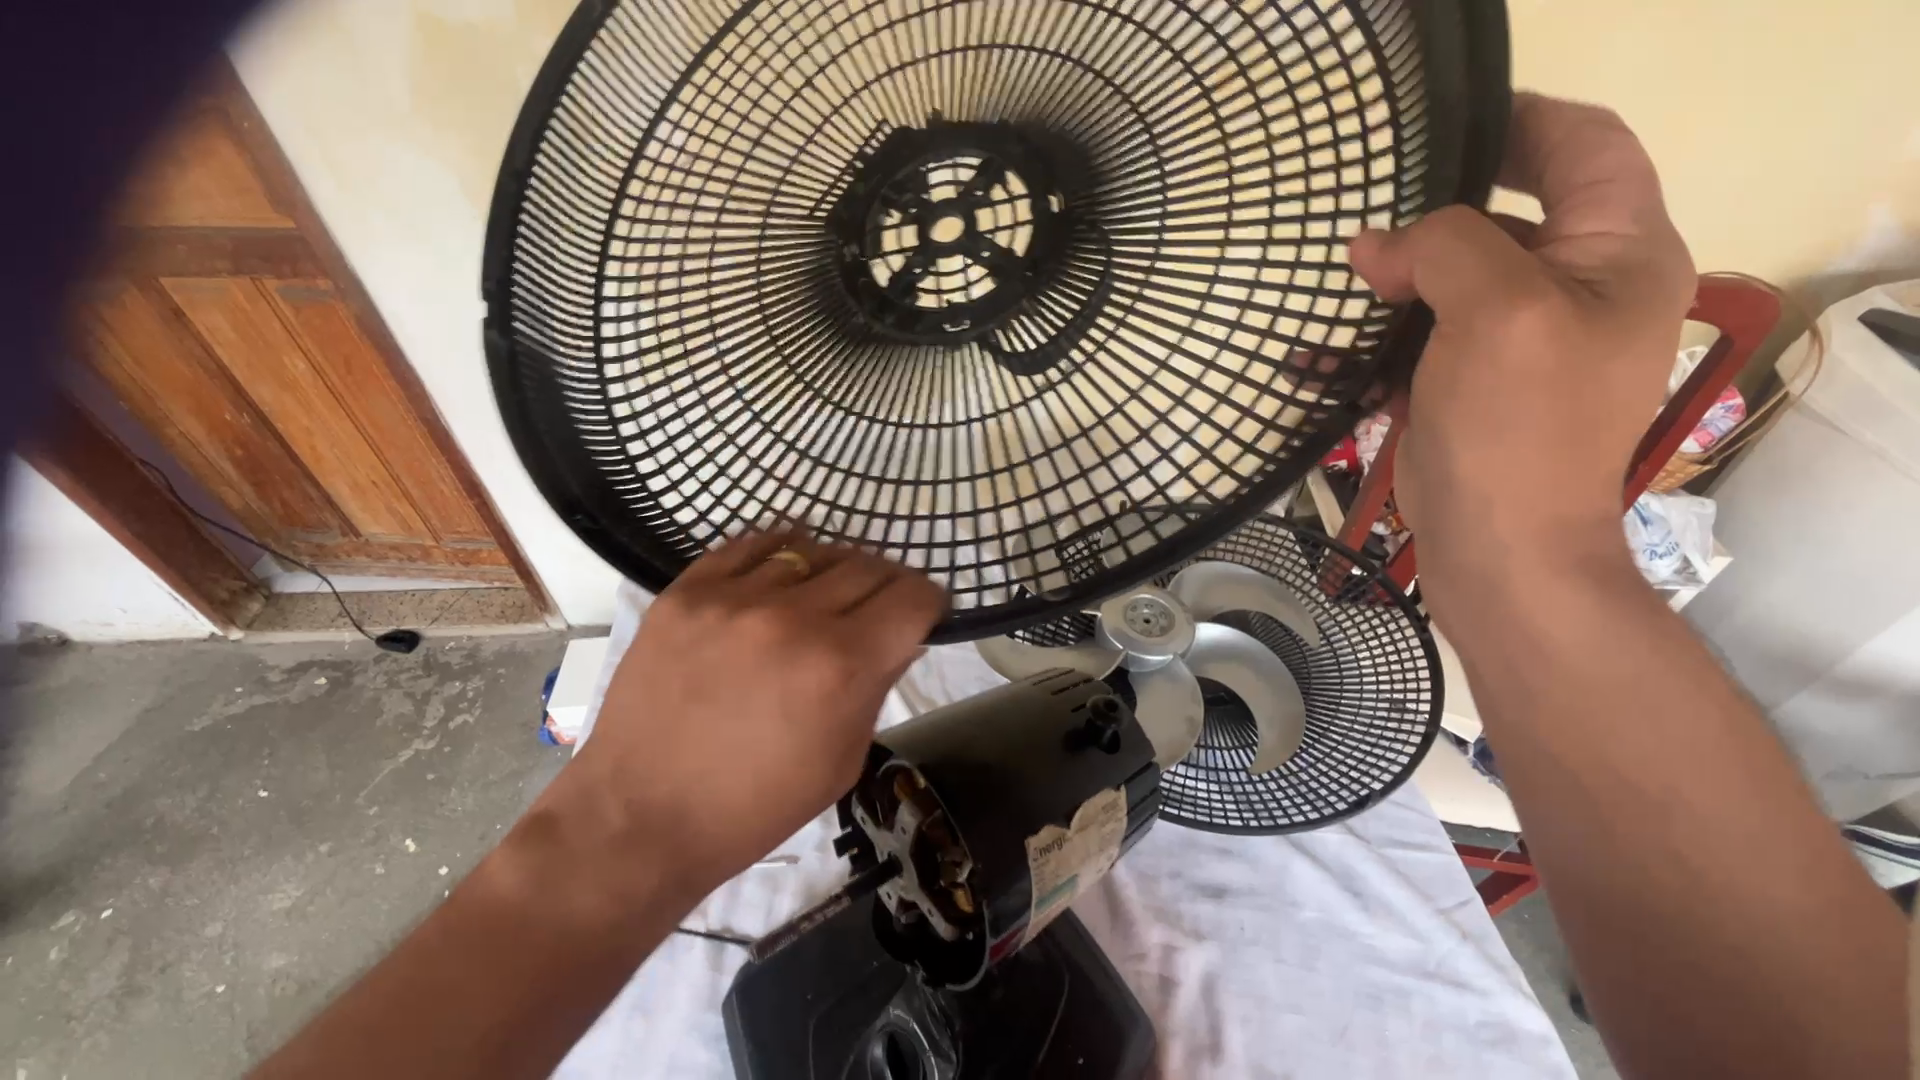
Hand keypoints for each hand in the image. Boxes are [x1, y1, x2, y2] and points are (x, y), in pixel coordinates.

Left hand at [564, 528, 946, 892]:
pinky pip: (750, 546)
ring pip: (812, 549)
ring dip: (833, 571)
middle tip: (877, 610)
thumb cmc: (756, 806)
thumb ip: (878, 686)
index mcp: (841, 666)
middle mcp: (793, 617)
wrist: (643, 817)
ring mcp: (732, 598)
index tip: (923, 614)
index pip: (913, 597)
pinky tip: (778, 579)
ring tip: (822, 599)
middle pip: (869, 566)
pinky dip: (777, 557)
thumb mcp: (844, 759)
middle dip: (887, 587)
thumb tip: (899, 636)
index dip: (930, 603)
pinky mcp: (685, 592)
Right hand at [1349, 93, 1695, 616]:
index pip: (1582, 146)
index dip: (1514, 125)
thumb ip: (1445, 247)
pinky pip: (1422, 338)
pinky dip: (1374, 342)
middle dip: (1432, 221)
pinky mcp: (1473, 383)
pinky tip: (1317, 357)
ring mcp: (1522, 340)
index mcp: (1619, 254)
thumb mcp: (1497, 311)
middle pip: (1505, 215)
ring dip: (1393, 285)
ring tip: (1340, 292)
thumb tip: (1376, 248)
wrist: (1501, 551)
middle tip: (1366, 239)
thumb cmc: (1516, 429)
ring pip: (1453, 279)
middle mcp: (1579, 288)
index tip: (1430, 136)